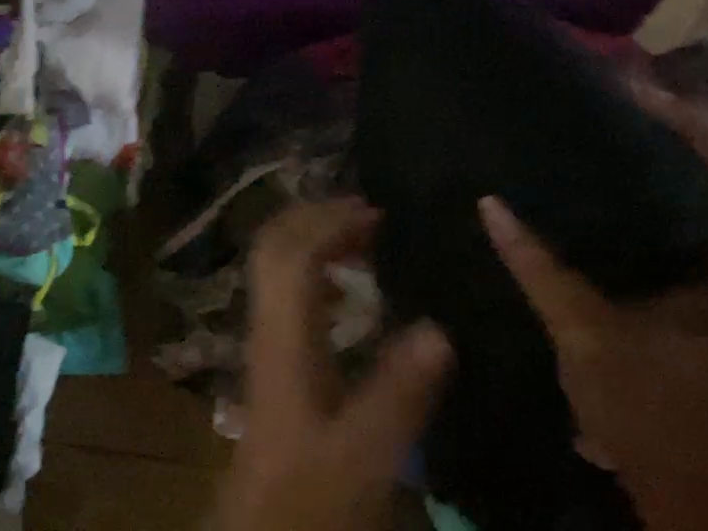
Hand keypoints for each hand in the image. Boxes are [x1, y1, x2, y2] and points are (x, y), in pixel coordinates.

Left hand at [216, 199, 453, 530]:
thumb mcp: (365, 452)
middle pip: (273, 247)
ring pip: (276, 267)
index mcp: (283, 337)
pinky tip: (346, 289)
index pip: (291, 253)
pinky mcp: (276, 362)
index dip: (328, 221)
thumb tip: (440, 326)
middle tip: (370, 211)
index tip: (378, 210)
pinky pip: (287, 293)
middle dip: (314, 217)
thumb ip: (400, 391)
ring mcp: (267, 343)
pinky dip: (314, 271)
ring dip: (311, 239)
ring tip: (363, 235)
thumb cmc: (311, 496)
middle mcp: (267, 328)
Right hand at [478, 87, 707, 530]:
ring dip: (681, 156)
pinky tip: (625, 183)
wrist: (691, 489)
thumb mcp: (585, 337)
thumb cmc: (647, 411)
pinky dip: (673, 191)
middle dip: (687, 129)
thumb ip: (538, 267)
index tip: (632, 93)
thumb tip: (487, 204)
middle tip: (620, 97)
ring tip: (620, 123)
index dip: (694, 125)